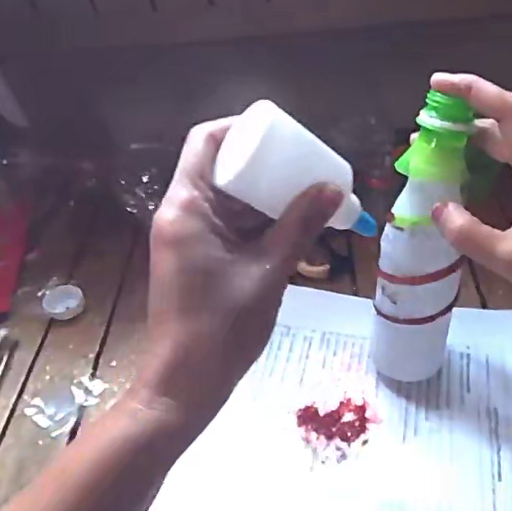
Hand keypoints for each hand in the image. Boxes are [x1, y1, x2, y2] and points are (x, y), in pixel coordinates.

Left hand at [137, 119, 340, 422]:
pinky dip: (254, 223)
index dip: (243, 129)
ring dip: (262, 198)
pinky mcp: (193, 258)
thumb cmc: (223, 327)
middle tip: (305, 169)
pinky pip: (224, 226)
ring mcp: (183, 238)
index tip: (283, 137)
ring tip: (306, 197)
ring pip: (224, 199)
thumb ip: (300, 226)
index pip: (207, 141)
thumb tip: (333, 189)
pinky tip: (289, 228)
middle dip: (264, 167)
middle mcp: (178, 214)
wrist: (187, 381)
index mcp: (186, 207)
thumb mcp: (268, 271)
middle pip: (219, 169)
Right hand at [426, 72, 511, 329]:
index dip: (473, 91)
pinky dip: (487, 159)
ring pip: (510, 143)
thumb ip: (468, 233)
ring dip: (476, 136)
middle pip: (506, 123)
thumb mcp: (510, 257)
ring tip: (440, 142)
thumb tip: (436, 209)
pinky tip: (468, 173)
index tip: (437, 84)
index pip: (508, 112)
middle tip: (428, 120)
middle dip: (466, 112)